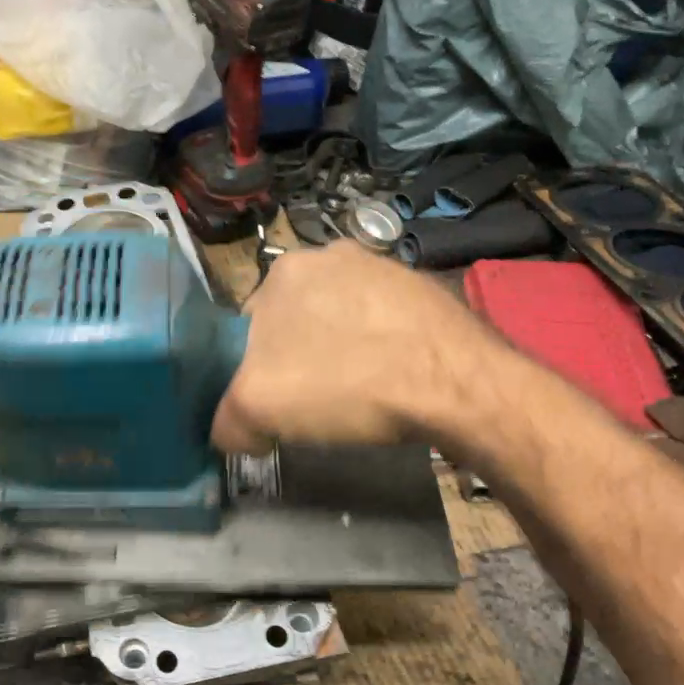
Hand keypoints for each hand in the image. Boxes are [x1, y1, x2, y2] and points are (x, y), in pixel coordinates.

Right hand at [212, 244, 513, 453]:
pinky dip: (383, 348)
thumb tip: (230, 431)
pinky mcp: (426, 288)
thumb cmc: (345, 383)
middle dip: (300, 355)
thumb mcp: (259, 410)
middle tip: (317, 400)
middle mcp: (331, 253)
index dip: (255, 368)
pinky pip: (386, 322)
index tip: (276, 399)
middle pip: (297, 318)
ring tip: (360, 392)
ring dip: (342, 349)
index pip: (249, 325)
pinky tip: (394, 379)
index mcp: (283, 269)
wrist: (455, 383)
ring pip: (343, 319)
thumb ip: (227, 420)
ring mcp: (384, 266)